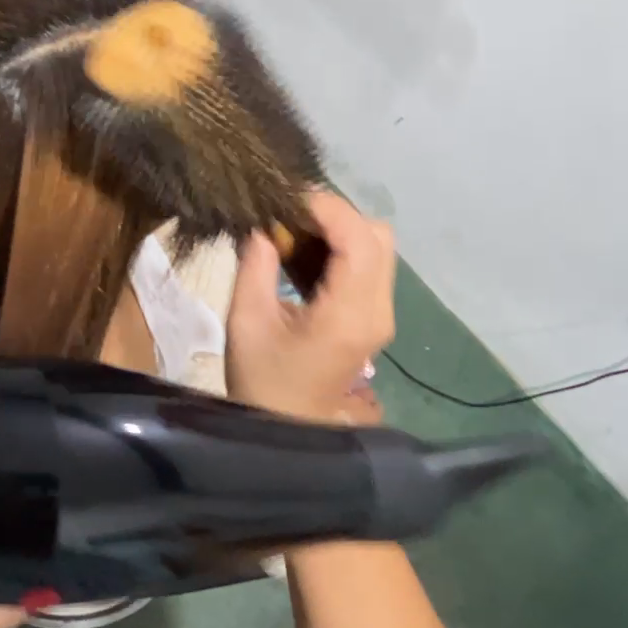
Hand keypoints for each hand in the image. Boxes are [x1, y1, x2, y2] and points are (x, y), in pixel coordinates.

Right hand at [226, 191, 395, 420]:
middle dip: (334, 215)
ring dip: (339, 229)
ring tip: (291, 232)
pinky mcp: (373, 318)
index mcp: (348, 313)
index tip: (284, 198)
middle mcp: (377, 310)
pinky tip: (303, 254)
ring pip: (378, 247)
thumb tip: (261, 225)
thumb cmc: (261, 380)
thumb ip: (255, 267)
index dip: (326, 207)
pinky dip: (341, 248)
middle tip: (286, 216)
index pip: (359, 238)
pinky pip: (370, 265)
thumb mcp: (246, 321)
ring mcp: (381, 315)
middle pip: (378, 236)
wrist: (288, 429)